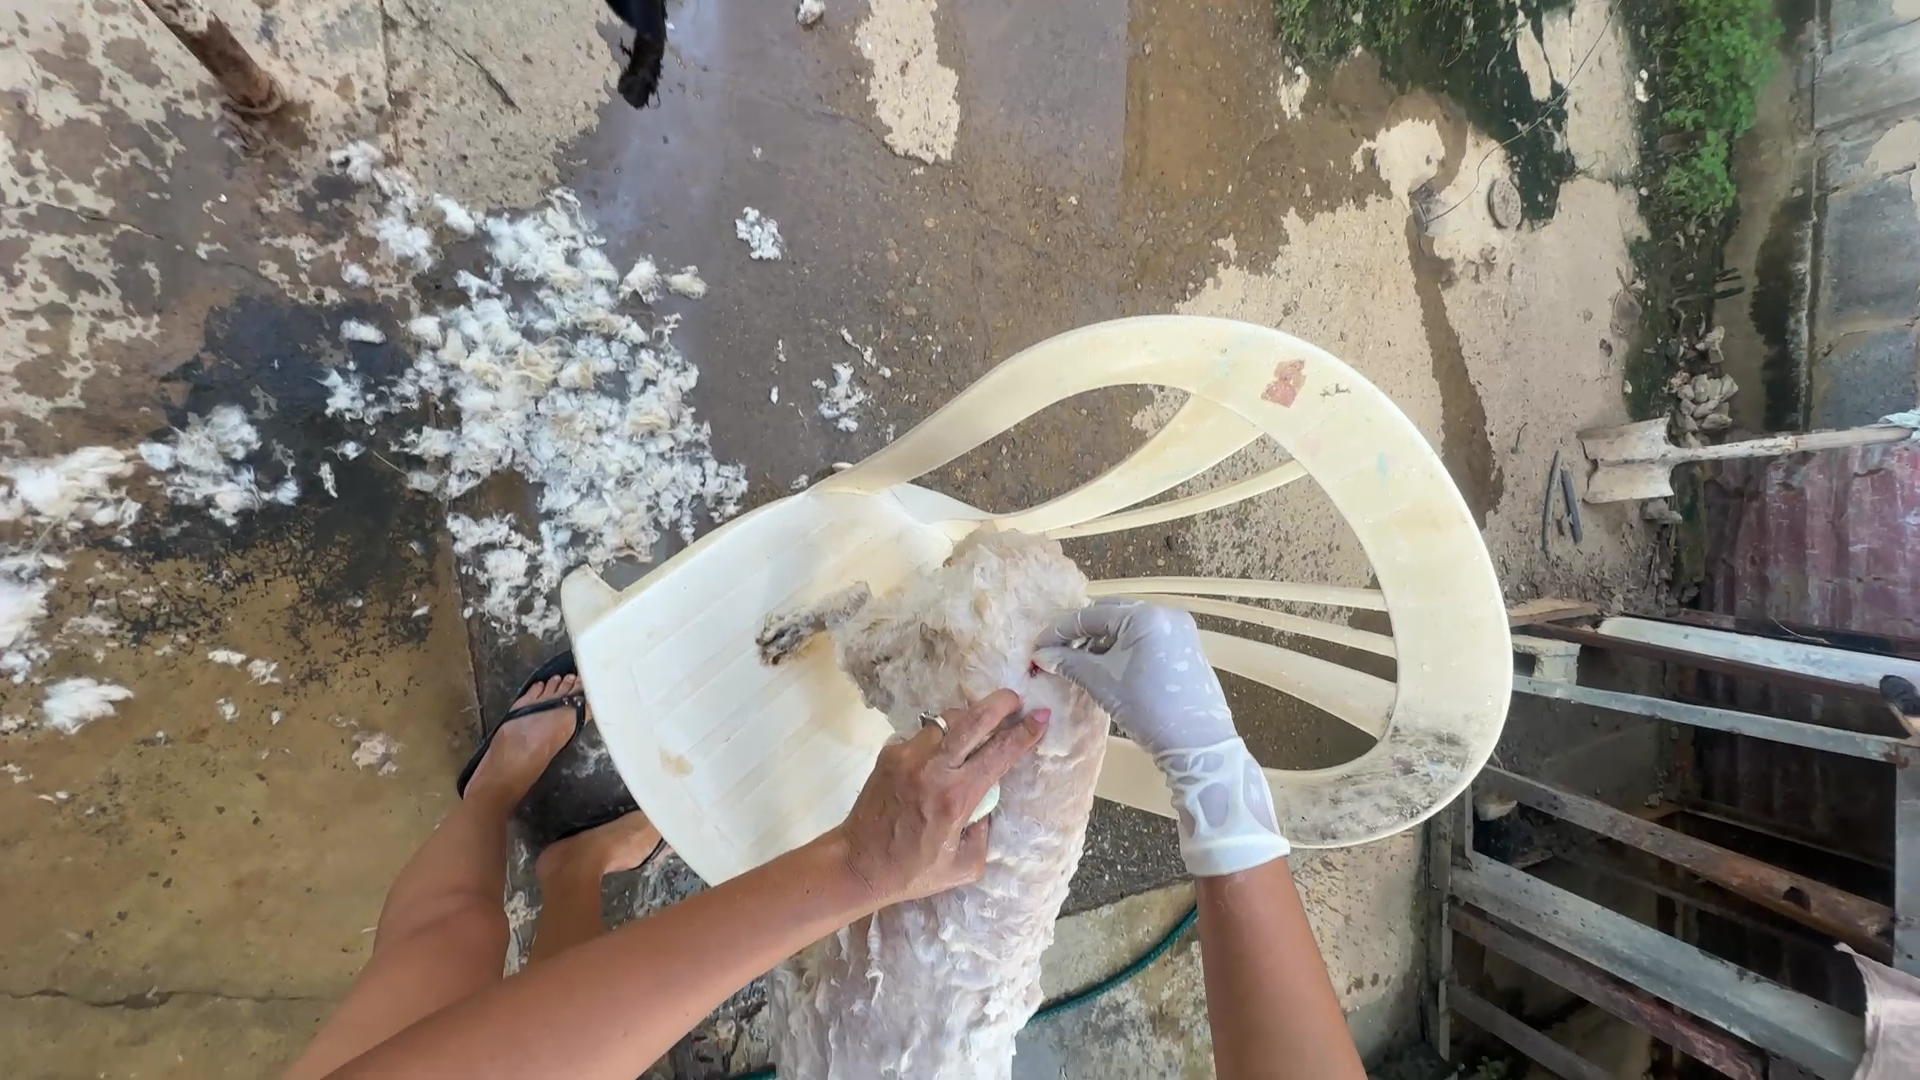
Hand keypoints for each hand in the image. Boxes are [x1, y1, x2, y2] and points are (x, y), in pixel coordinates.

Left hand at [833, 689, 1048, 906]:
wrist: (858, 863)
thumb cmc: (913, 870)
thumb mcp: (964, 865)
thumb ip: (985, 831)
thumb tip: (990, 799)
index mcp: (956, 797)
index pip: (999, 753)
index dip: (1025, 732)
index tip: (1042, 716)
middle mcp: (933, 769)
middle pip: (974, 719)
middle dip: (1000, 703)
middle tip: (1016, 698)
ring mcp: (908, 755)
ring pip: (947, 721)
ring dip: (968, 718)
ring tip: (980, 725)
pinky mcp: (891, 752)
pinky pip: (924, 735)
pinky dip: (939, 738)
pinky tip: (942, 754)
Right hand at [1032, 599, 1234, 754]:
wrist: (1198, 744)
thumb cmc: (1148, 709)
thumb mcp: (1102, 682)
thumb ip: (1069, 663)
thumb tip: (1041, 656)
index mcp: (1145, 616)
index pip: (1091, 615)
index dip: (1060, 631)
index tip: (1039, 647)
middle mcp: (1165, 613)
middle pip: (1110, 614)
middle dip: (1081, 633)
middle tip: (1058, 653)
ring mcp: (1179, 628)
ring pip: (1128, 626)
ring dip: (1102, 641)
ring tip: (1081, 663)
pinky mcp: (1186, 645)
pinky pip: (1146, 636)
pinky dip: (1124, 647)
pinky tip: (1108, 666)